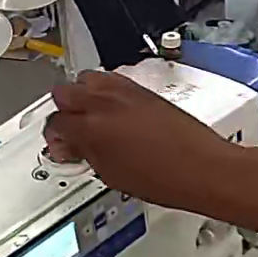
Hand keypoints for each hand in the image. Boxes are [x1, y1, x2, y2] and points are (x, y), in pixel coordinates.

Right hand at [44, 70, 247, 213]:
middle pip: (63, 93)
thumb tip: (71, 147)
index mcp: (90, 127)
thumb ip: (84, 154)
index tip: (60, 146)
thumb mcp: (111, 174)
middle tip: (70, 129)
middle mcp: (103, 102)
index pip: (55, 123)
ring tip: (90, 115)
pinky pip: (110, 79)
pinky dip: (104, 91)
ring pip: (85, 79)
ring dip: (82, 95)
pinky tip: (111, 109)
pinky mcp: (141, 88)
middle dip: (63, 111)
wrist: (203, 168)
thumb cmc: (166, 177)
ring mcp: (123, 91)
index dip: (54, 137)